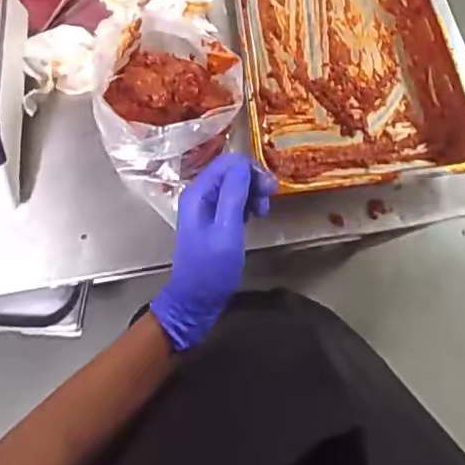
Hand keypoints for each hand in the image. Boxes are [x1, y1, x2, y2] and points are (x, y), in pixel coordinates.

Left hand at [150, 153, 276, 350]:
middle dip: (253, 181)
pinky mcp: (212, 220)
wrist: (194, 302)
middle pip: (231, 172)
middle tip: (270, 200)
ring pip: (234, 185)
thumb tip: (244, 165)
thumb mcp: (227, 231)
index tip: (270, 189)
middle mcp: (199, 195)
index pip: (228, 163)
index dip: (251, 170)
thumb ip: (234, 195)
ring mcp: (205, 208)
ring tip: (263, 212)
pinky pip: (232, 200)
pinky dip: (246, 204)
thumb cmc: (211, 268)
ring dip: (252, 193)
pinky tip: (254, 217)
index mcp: (198, 193)